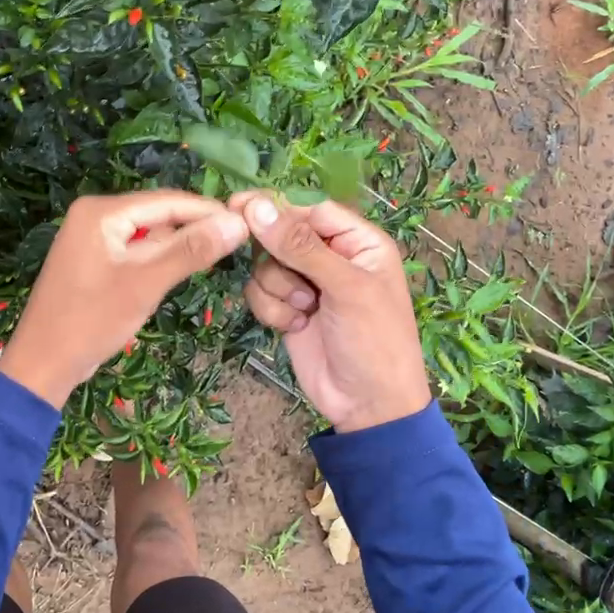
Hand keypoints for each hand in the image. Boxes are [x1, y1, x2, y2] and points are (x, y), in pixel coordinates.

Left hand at [0, 191, 248, 407]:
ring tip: (218, 256)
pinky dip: (158, 259)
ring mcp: (90, 237)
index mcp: (101, 211)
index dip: (208, 211)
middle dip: (194, 228)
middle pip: (157, 214)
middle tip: (238, 243)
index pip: (167, 201)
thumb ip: (191, 251)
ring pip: (148, 233)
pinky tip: (180, 270)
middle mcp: (93, 215)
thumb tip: (238, 223)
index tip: (248, 224)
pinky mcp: (92, 260)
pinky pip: (134, 250)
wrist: (42, 364)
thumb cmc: (91, 321)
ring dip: (178, 245)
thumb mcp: (145, 284)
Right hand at [230, 191, 428, 432]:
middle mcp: (332, 257)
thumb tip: (257, 206)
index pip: (310, 210)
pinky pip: (260, 291)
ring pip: (266, 264)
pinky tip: (293, 326)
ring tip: (303, 309)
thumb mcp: (345, 288)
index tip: (240, 206)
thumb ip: (300, 246)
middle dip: (276, 256)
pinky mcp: (287, 308)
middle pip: (282, 234)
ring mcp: (307, 284)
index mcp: (359, 242)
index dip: (277, 208)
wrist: (367, 406)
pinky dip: (271, 308)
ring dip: (276, 287)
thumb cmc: (373, 340)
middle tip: (274, 268)